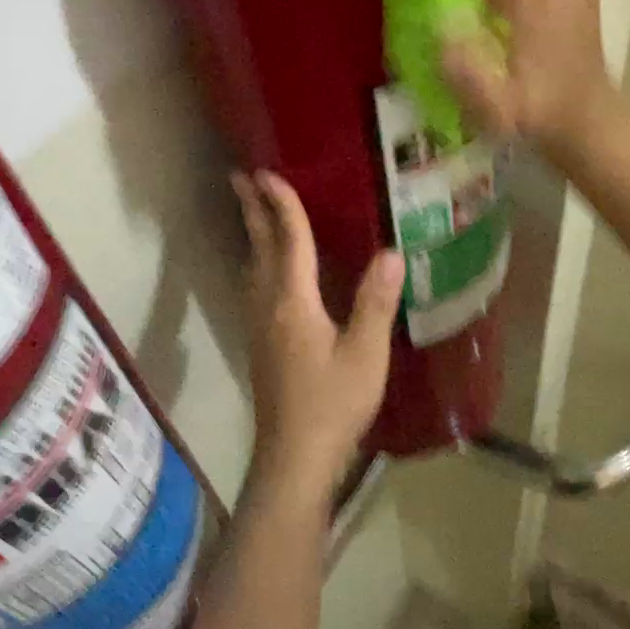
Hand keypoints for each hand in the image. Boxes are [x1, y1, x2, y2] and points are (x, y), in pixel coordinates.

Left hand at [232, 171, 405, 505]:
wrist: (294, 457)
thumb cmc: (332, 404)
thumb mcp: (365, 355)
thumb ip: (374, 303)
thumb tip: (390, 254)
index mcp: (293, 302)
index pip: (288, 241)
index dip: (281, 204)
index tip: (268, 172)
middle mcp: (268, 306)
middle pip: (259, 248)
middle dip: (252, 210)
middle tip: (239, 176)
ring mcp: (259, 327)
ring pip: (252, 268)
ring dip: (253, 235)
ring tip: (253, 213)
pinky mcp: (261, 345)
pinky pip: (255, 288)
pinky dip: (259, 263)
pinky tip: (268, 273)